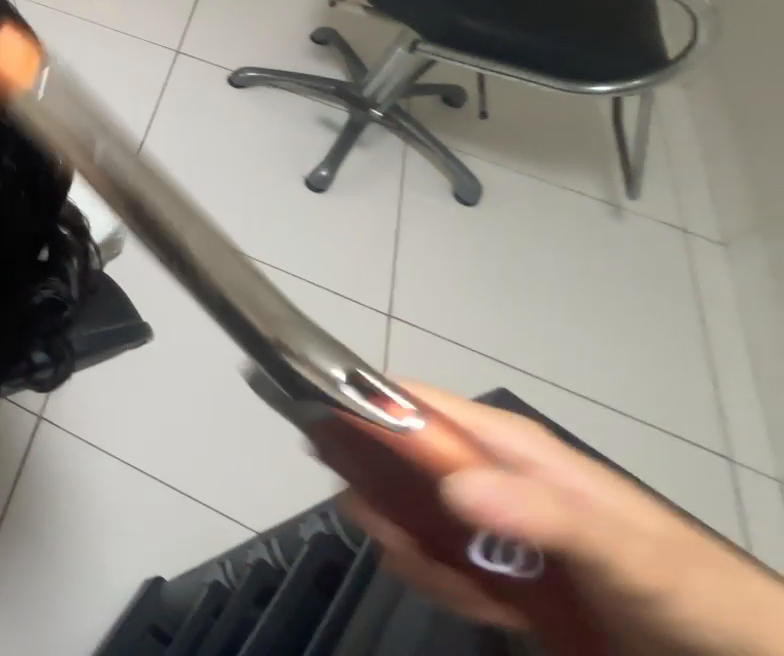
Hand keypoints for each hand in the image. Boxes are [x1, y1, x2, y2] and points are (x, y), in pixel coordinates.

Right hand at [340, 385, 783, 655]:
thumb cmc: (692, 593)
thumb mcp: (627, 553)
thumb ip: (544, 514)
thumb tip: (450, 486)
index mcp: (505, 446)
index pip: (407, 402)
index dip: (355, 409)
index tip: (322, 444)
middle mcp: (483, 472)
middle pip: (385, 462)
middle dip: (379, 504)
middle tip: (407, 545)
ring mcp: (482, 520)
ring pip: (398, 516)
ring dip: (414, 556)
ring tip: (470, 595)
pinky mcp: (486, 565)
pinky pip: (426, 560)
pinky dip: (438, 586)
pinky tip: (488, 611)